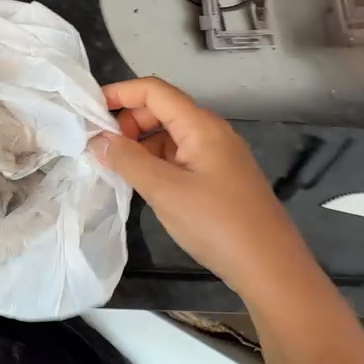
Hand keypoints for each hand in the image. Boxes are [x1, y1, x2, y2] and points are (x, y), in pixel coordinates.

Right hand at [93, 77, 320, 302]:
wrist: (274, 272)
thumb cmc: (218, 225)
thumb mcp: (164, 191)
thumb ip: (127, 160)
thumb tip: (99, 139)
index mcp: (201, 126)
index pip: (153, 90)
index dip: (120, 93)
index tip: (89, 111)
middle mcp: (212, 133)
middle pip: (161, 109)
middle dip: (128, 121)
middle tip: (103, 148)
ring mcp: (218, 156)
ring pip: (169, 135)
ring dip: (140, 144)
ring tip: (119, 169)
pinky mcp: (220, 178)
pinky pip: (180, 156)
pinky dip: (156, 162)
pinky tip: (144, 184)